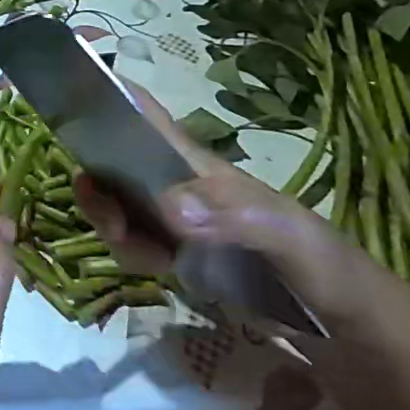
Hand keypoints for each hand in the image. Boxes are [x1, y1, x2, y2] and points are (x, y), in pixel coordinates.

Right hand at [73, 81, 378, 329]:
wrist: (340, 319)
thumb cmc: (319, 261)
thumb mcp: (285, 236)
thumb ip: (232, 217)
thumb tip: (168, 207)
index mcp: (198, 163)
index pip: (146, 117)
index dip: (110, 94)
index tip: (69, 90)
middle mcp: (176, 182)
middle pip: (115, 163)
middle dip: (96, 182)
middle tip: (109, 216)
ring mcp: (172, 219)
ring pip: (116, 206)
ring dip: (111, 225)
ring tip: (143, 253)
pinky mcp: (173, 253)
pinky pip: (130, 244)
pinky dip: (130, 256)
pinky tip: (160, 274)